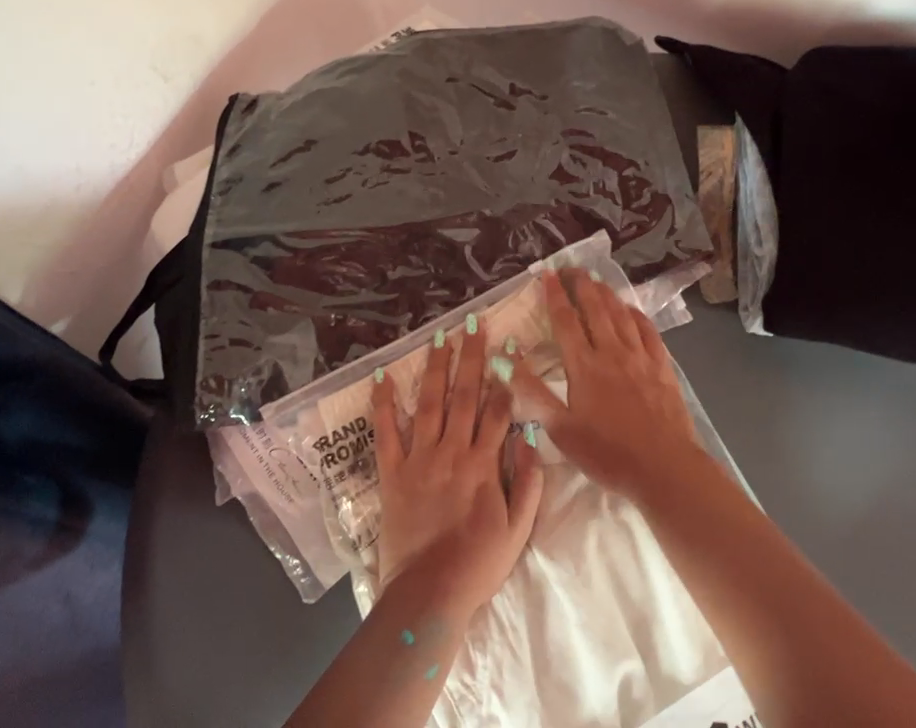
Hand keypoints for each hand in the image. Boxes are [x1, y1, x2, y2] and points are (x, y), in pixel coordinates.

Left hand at [371, 315, 543, 616]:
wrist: (430, 591)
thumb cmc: (480, 562)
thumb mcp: (520, 527)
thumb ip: (530, 480)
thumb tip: (532, 437)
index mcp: (485, 463)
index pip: (498, 409)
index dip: (504, 375)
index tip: (508, 346)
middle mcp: (452, 451)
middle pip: (464, 395)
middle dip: (470, 357)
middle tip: (472, 324)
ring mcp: (419, 459)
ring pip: (429, 404)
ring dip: (435, 368)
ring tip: (438, 337)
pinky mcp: (392, 473)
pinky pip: (386, 433)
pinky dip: (383, 404)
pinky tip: (382, 377)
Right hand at [511, 270, 706, 505]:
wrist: (664, 468)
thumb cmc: (607, 454)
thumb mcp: (561, 430)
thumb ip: (532, 393)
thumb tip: (503, 360)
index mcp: (584, 366)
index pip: (565, 321)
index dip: (555, 295)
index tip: (547, 274)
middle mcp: (612, 352)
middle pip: (595, 308)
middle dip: (581, 285)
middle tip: (571, 268)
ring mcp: (640, 357)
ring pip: (621, 315)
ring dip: (607, 294)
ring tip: (597, 281)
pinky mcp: (662, 367)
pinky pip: (648, 331)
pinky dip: (636, 315)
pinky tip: (631, 310)